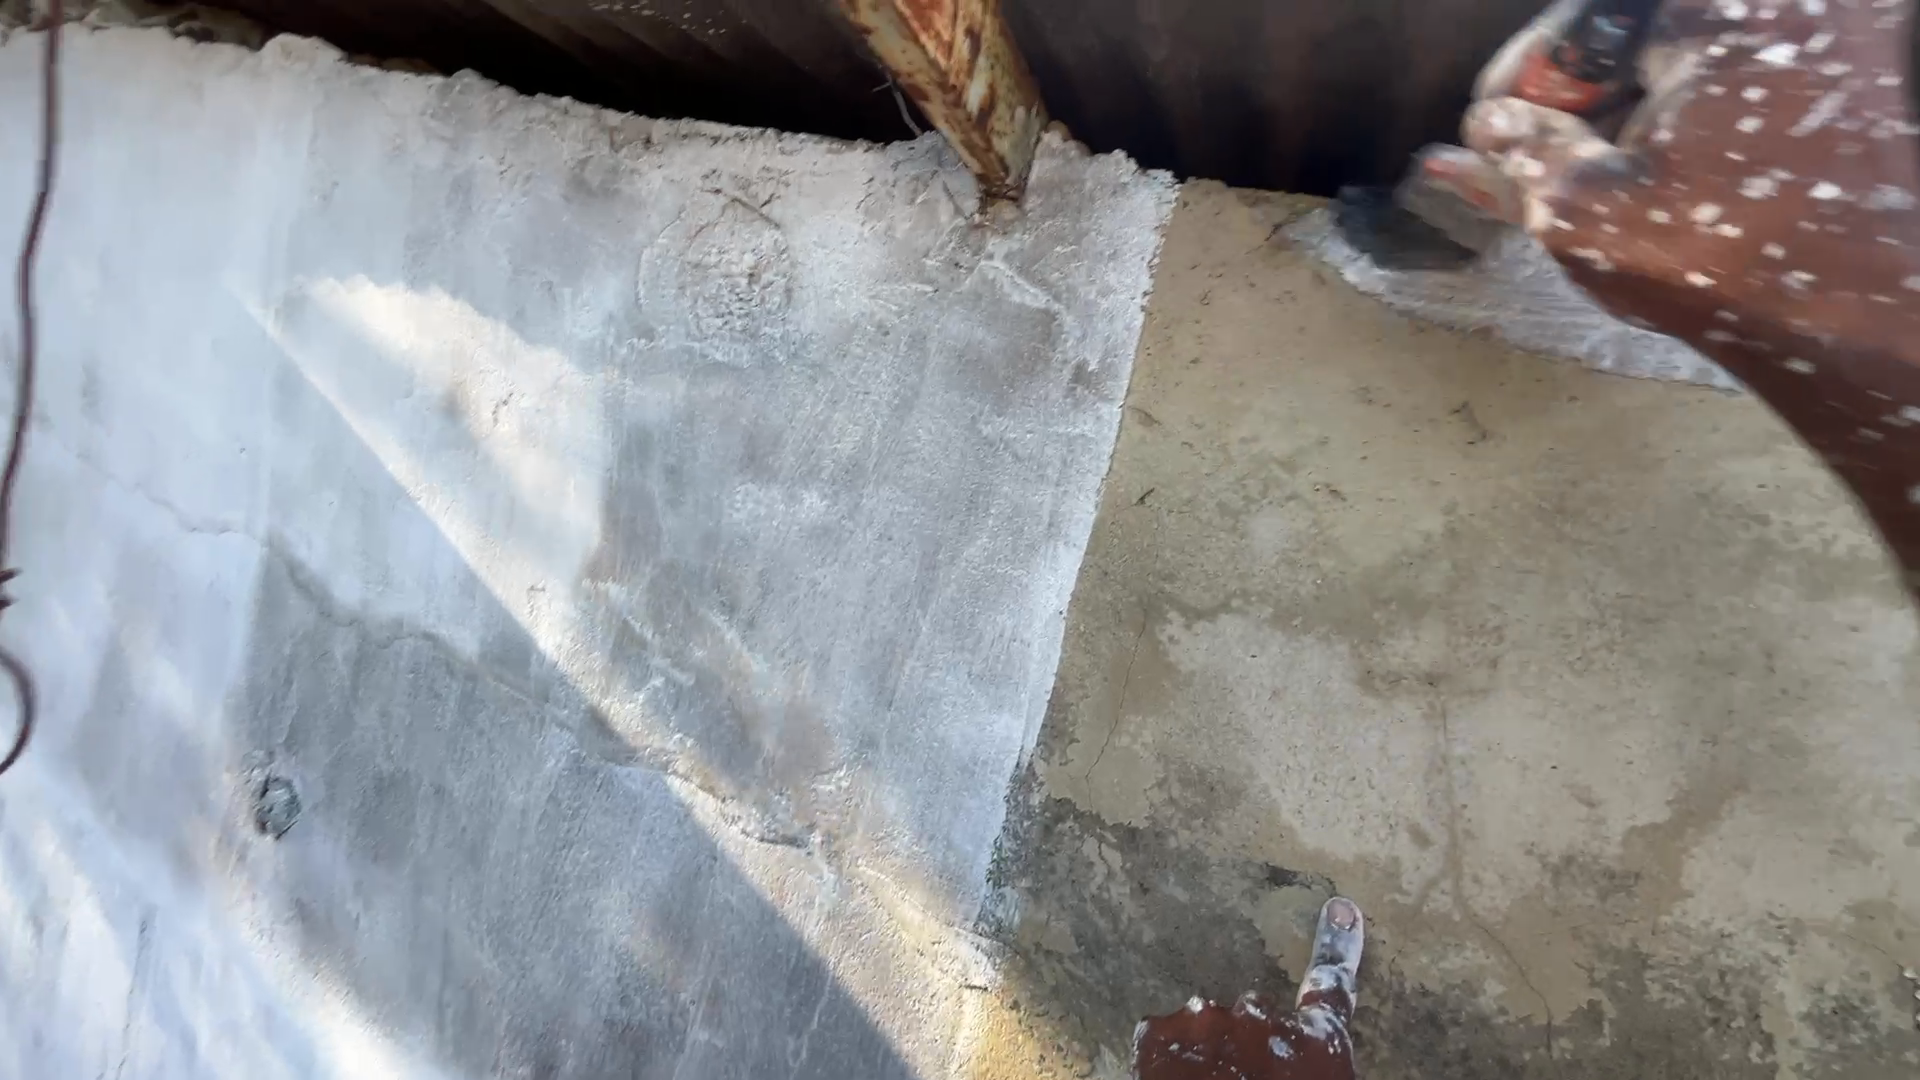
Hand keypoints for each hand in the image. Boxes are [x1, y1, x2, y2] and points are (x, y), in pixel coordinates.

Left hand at [1133, 898, 1363, 1079]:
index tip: (1342, 909)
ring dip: (1210, 1057)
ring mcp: (1203, 1018)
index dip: (1339, 948)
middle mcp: (1259, 1016)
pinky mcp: (1157, 1033)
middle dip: (1253, 1051)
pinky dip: (1171, 1063)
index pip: (1332, 990)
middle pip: (1257, 1023)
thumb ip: (1315, 1065)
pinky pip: (1167, 1042)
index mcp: (1315, 1045)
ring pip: (1209, 1030)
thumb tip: (1298, 1064)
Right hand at [1425, 0, 1919, 597]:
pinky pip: (1721, 90)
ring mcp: (1830, 45)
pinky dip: (1656, 125)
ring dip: (1601, 117)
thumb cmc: (1706, 253)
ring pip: (1672, 70)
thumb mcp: (1577, 208)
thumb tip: (1475, 130)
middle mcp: (1788, 9)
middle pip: (1632, 42)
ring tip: (1539, 173)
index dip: (1519, 75)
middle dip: (1560, 98)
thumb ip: (1516, 157)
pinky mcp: (1841, 91)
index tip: (1479, 133)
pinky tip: (1606, 164)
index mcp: (1728, 10)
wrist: (1856, 310)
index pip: (1587, 21)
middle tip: (1506, 157)